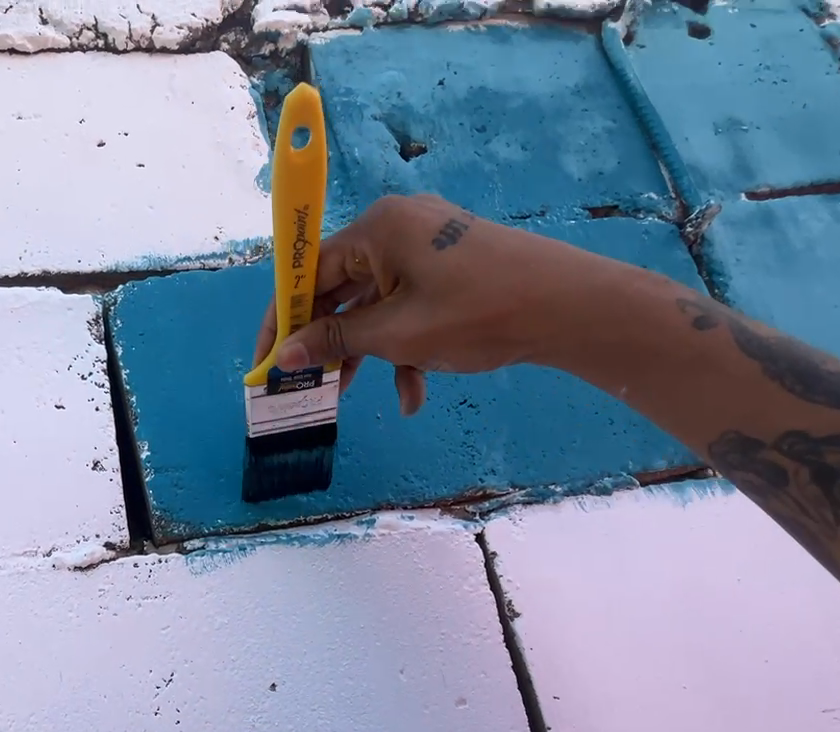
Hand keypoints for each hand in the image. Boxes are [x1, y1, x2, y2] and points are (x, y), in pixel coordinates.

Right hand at [252, 194, 640, 413]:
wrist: (572, 309)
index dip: (282, 319)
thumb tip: (282, 356)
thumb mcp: (395, 333)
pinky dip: (401, 347)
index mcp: (377, 229)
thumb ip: (334, 341)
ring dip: (363, 352)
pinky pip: (404, 307)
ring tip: (348, 395)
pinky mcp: (444, 269)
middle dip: (326, 341)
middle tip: (307, 383)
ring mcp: (422, 249)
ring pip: (371, 305)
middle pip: (337, 290)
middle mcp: (394, 230)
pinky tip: (412, 393)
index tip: (266, 359)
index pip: (308, 273)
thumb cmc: (476, 313)